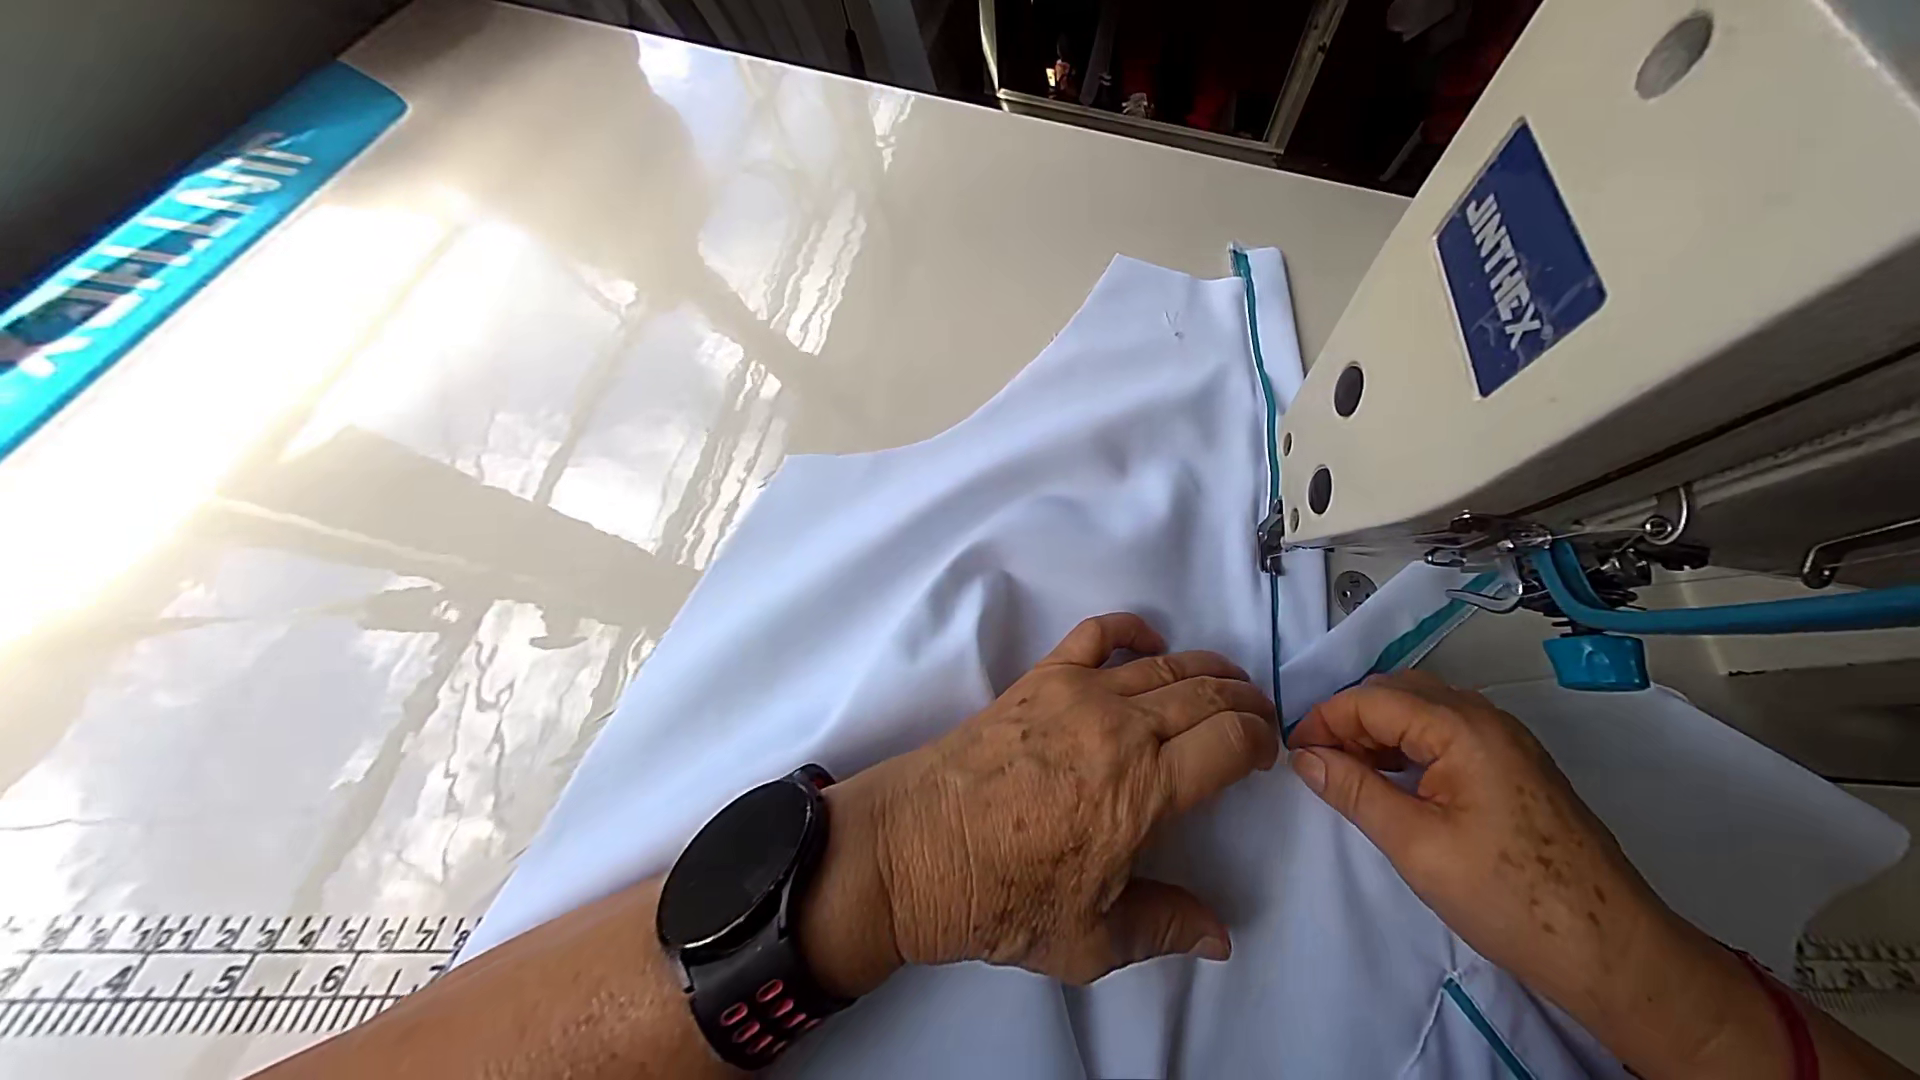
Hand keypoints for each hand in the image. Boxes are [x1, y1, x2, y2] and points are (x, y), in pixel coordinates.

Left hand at [806, 613, 1279, 990]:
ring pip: (1163, 665)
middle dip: (1243, 700)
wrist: (917, 847)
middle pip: (1205, 694)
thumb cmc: (1002, 897)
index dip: (1260, 743)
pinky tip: (1149, 641)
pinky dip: (1131, 629)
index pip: (1231, 741)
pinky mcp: (1039, 677)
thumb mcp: (1092, 940)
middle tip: (1255, 714)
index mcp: (1145, 789)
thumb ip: (1166, 928)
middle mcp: (1120, 727)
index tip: (1263, 755)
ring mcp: (1076, 693)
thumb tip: (1221, 934)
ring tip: (1222, 681)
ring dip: (1203, 669)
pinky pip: (1095, 635)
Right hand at [1281, 672, 1919, 1079]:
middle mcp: (1486, 718)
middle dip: (1348, 719)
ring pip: (1419, 707)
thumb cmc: (1509, 897)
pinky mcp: (1513, 764)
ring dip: (1376, 729)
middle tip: (1319, 760)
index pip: (1370, 699)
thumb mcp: (1414, 844)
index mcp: (1463, 728)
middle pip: (1395, 692)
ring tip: (1347, 770)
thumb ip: (1352, 789)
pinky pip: (1443, 730)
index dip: (1323, 720)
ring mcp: (1505, 740)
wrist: (1621, 958)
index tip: (1295, 755)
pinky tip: (1391, 777)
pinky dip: (1405, 743)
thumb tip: (1303, 756)